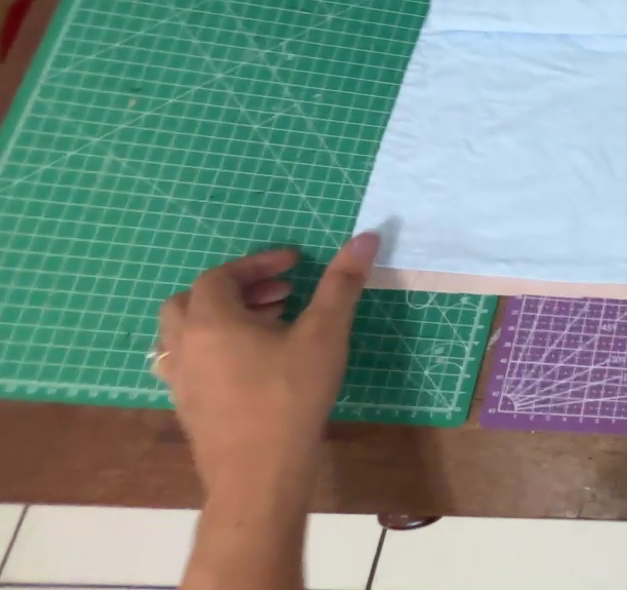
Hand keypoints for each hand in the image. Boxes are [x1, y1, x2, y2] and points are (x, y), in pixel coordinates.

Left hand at [156, 233, 378, 500]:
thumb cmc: (291, 393)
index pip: (219, 277)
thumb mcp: (325, 332)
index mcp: (211, 324)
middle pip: (191, 301)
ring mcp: (181, 379)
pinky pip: (195, 358)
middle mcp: (184, 348)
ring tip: (277, 320)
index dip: (257, 264)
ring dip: (228, 315)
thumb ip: (342, 282)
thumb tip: (364, 237)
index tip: (297, 264)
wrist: (259, 469)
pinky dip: (223, 343)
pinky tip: (262, 358)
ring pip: (188, 332)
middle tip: (282, 291)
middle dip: (236, 288)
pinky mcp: (189, 403)